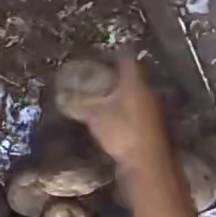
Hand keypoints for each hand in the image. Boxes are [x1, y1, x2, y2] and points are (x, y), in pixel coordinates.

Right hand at [68, 57, 173, 173]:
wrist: (147, 162)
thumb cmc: (122, 132)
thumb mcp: (94, 117)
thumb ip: (80, 105)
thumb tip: (63, 98)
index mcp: (134, 83)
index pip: (126, 60)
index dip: (115, 54)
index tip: (103, 54)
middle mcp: (147, 92)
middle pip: (132, 76)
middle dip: (116, 75)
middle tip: (98, 74)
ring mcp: (152, 108)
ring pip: (135, 93)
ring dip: (121, 92)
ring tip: (103, 94)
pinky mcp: (151, 124)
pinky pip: (136, 108)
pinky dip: (125, 107)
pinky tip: (114, 114)